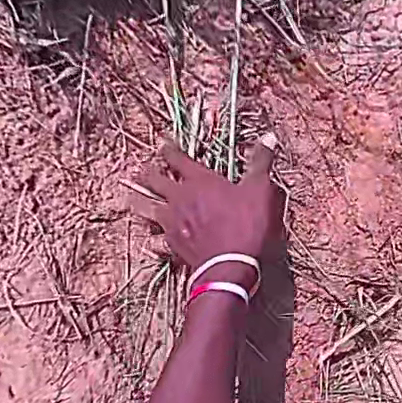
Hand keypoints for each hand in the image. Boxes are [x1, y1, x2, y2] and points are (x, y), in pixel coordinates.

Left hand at [125, 139, 279, 286]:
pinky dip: (152, 234)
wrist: (229, 266)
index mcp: (199, 180)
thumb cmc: (246, 224)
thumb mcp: (259, 190)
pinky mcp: (172, 245)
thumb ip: (260, 163)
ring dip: (141, 200)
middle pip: (156, 180)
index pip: (178, 158)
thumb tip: (269, 137)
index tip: (164, 143)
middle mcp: (180, 198)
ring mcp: (172, 222)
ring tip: (132, 196)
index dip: (169, 149)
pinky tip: (150, 237)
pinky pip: (156, 236)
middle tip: (142, 169)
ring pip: (148, 207)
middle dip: (149, 173)